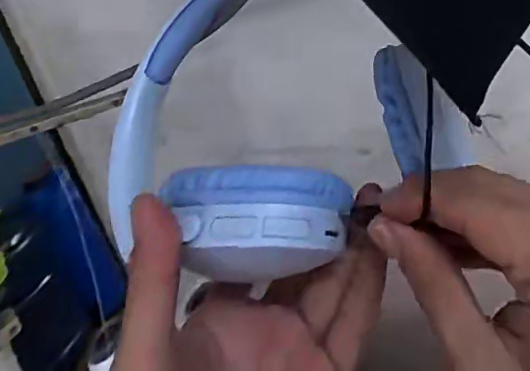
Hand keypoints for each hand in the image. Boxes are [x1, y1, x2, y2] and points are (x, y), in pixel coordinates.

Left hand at [119, 187, 388, 370]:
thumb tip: (148, 199)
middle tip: (348, 184)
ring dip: (354, 243)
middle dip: (323, 224)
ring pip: (334, 286)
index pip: (250, 253)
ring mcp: (298, 352)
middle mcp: (263, 329)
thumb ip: (153, 282)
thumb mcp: (149, 354)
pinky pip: (354, 325)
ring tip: (373, 199)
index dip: (272, 215)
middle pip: (301, 264)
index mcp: (218, 320)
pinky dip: (370, 284)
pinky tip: (382, 244)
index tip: (296, 177)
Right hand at [367, 167, 529, 370]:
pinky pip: (525, 208)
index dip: (419, 196)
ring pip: (504, 192)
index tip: (373, 208)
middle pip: (489, 188)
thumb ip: (434, 286)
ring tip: (409, 230)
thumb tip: (384, 226)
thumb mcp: (486, 366)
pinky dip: (485, 219)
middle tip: (385, 220)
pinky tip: (450, 240)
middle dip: (432, 198)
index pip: (475, 200)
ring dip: (455, 206)